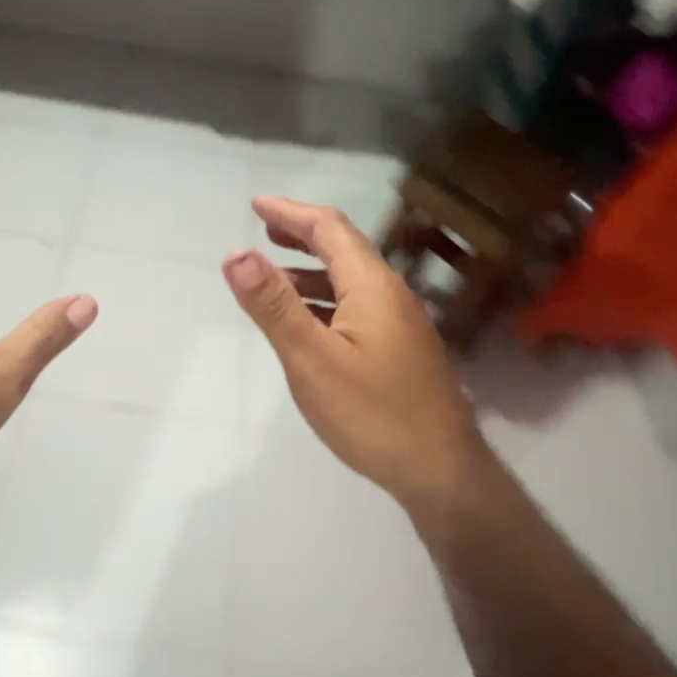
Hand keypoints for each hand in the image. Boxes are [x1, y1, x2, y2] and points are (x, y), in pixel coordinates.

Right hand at [223, 196, 484, 518]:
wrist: (440, 471)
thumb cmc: (372, 413)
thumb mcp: (311, 359)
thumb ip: (273, 305)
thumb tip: (236, 254)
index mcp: (371, 286)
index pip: (329, 229)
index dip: (290, 213)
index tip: (255, 206)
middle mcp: (390, 294)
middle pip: (344, 248)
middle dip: (302, 233)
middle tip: (263, 229)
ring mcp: (400, 322)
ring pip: (351, 279)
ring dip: (311, 267)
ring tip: (274, 271)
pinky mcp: (401, 348)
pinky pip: (357, 304)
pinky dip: (324, 297)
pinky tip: (308, 320)